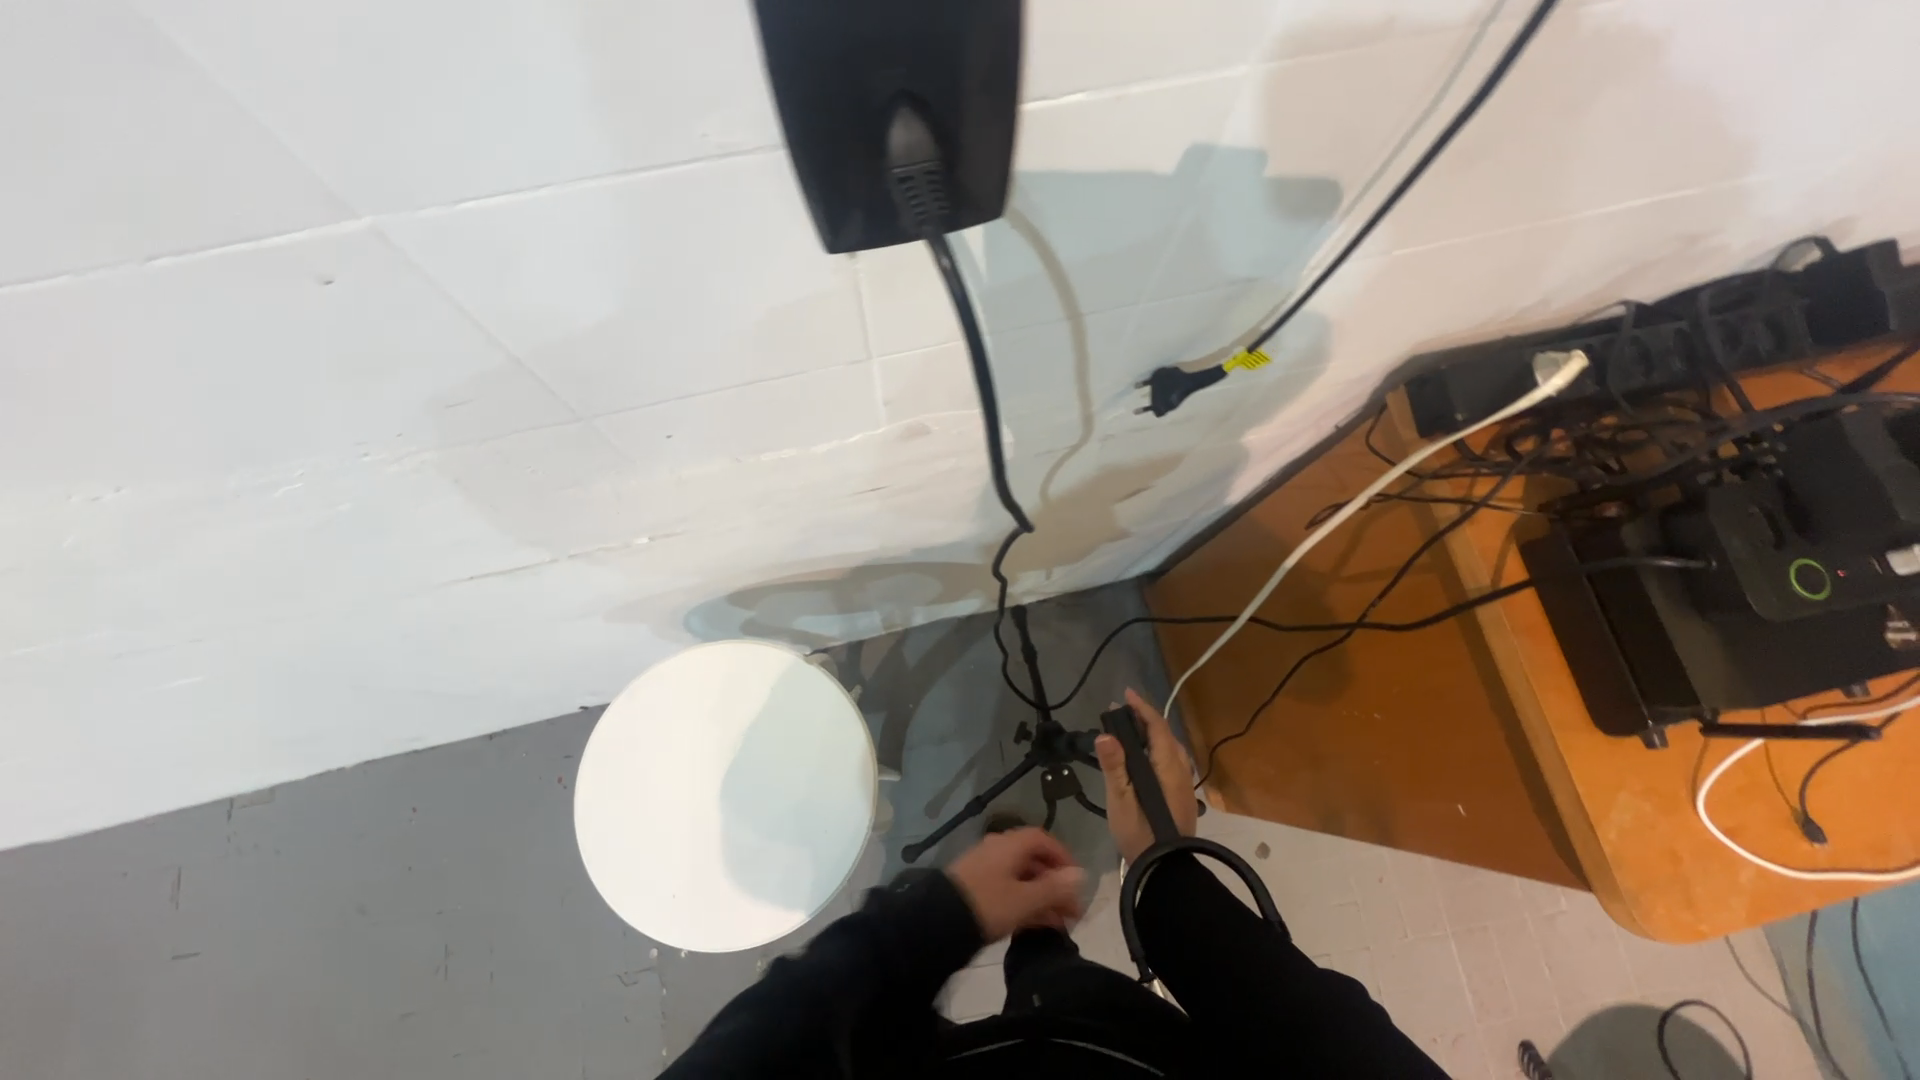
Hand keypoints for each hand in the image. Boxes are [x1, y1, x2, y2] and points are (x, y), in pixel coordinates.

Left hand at [945, 828, 1085, 941]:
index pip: (1044, 840)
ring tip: (1060, 923)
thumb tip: (1080, 875)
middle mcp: (998, 850)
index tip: (1077, 881)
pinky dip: (1025, 903)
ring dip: (1042, 897)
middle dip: (1055, 884)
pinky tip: (1037, 924)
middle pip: (1034, 861)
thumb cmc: (988, 904)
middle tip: (1072, 910)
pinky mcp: (976, 887)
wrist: (938, 921)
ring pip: (1022, 878)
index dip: (1063, 858)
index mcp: (1010, 844)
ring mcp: (985, 868)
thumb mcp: (1025, 899)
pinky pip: (1008, 889)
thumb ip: (1054, 887)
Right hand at [1094, 688, 1198, 860]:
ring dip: (1153, 735)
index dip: (1142, 708)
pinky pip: (1172, 762)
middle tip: (1122, 712)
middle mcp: (1181, 771)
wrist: (1166, 871)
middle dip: (1146, 719)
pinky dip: (1158, 750)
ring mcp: (1184, 786)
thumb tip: (1106, 734)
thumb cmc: (1141, 833)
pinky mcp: (1182, 798)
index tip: (1125, 694)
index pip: (1157, 728)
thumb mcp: (1121, 800)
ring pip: (1171, 750)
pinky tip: (1147, 759)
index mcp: (1168, 767)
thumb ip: (1115, 766)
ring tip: (1132, 730)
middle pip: (1166, 736)